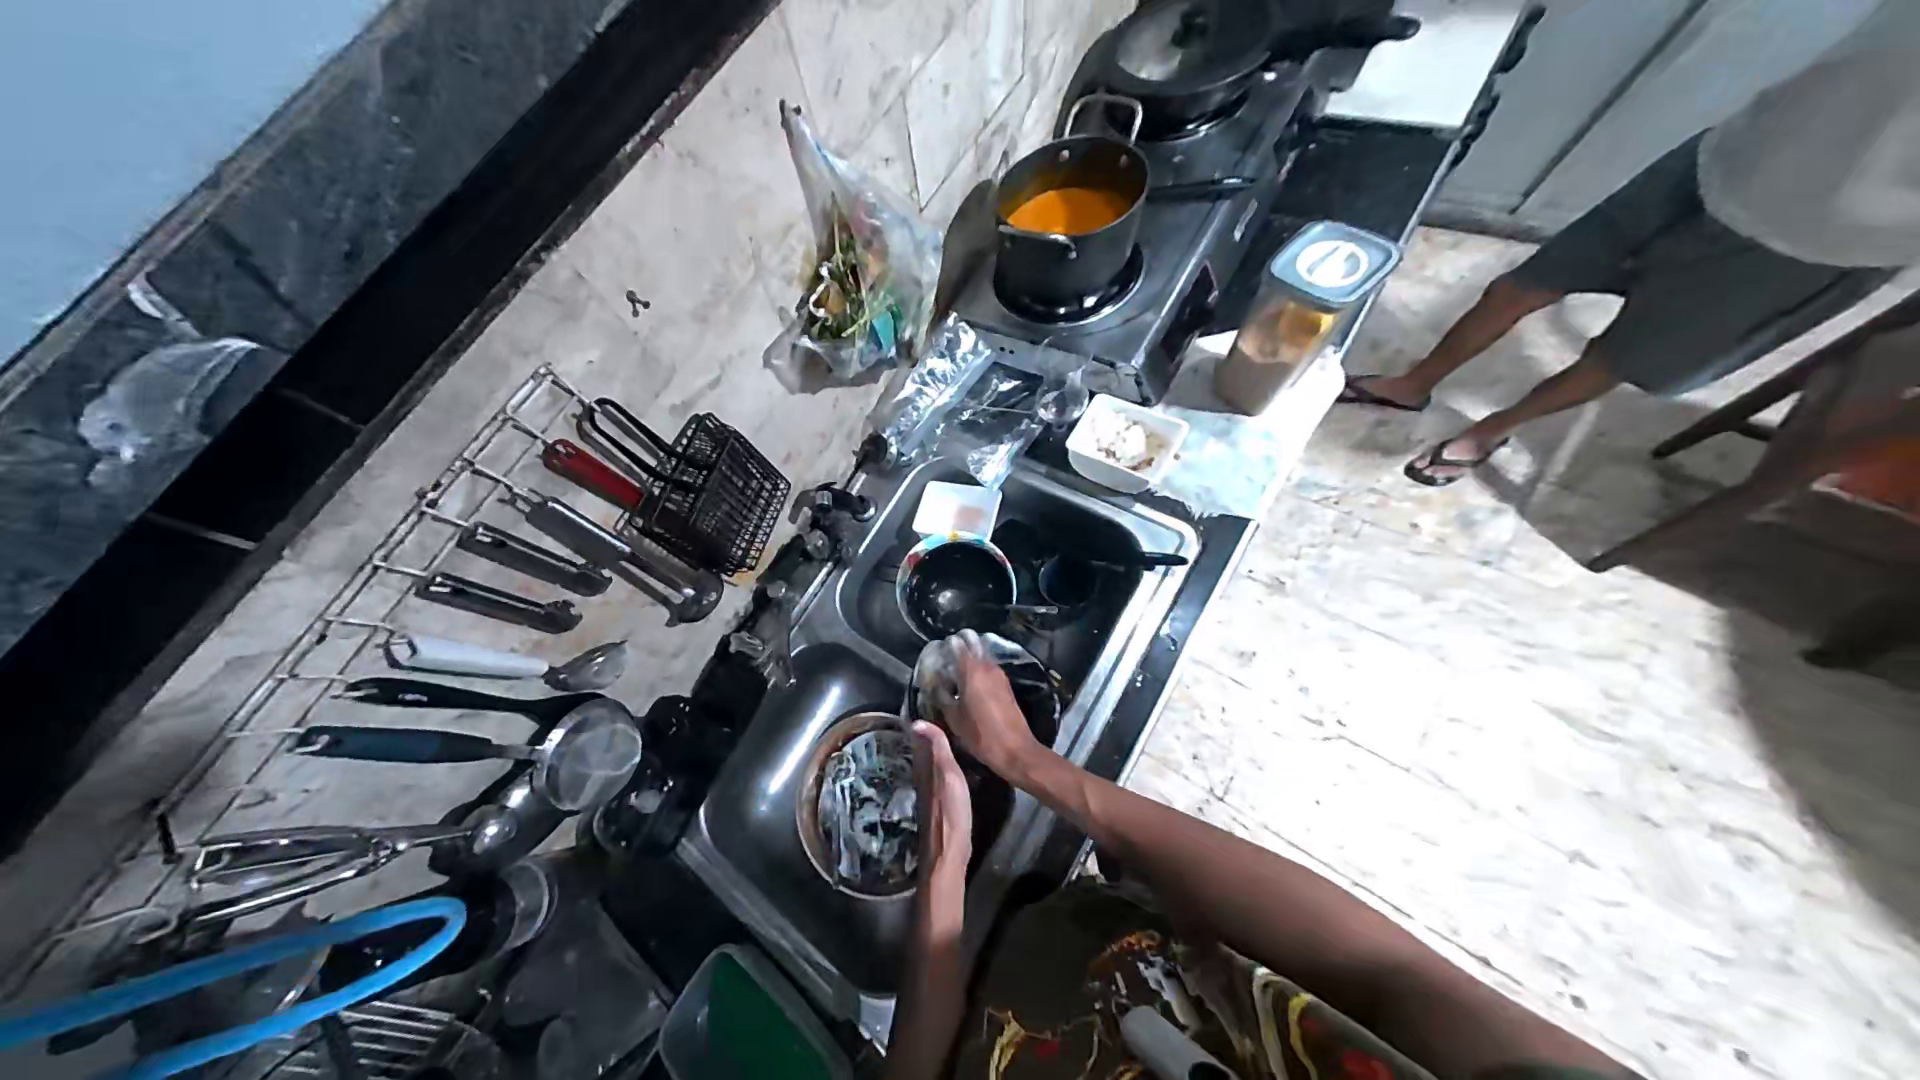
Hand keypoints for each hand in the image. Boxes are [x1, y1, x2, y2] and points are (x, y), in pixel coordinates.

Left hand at [912, 721, 971, 885]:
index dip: (920, 725)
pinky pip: (935, 776)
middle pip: (922, 751)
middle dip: (926, 735)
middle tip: (935, 716)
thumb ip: (937, 749)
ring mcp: (928, 792)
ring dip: (932, 750)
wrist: (948, 853)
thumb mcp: (949, 775)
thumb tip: (917, 721)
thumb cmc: (951, 812)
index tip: (923, 706)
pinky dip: (939, 766)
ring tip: (942, 736)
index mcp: (924, 768)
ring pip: (928, 764)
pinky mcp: (936, 804)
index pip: (918, 739)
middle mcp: (922, 778)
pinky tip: (947, 765)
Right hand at [946, 647, 1043, 776]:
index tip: (938, 648)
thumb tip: (936, 684)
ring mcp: (1000, 676)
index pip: (959, 644)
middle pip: (974, 645)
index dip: (948, 644)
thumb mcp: (954, 718)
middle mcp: (988, 667)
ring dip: (971, 658)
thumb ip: (942, 697)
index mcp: (972, 671)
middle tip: (947, 655)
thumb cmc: (981, 735)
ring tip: (955, 669)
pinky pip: (989, 668)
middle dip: (961, 646)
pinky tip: (970, 682)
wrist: (1015, 750)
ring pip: (983, 656)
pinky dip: (979, 669)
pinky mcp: (1006, 686)